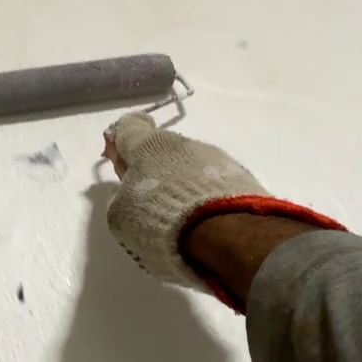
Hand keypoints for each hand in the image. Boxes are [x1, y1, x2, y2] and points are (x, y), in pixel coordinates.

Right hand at [102, 113, 270, 293]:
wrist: (228, 235)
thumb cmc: (159, 217)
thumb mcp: (120, 213)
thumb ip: (120, 195)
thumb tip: (127, 189)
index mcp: (147, 145)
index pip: (129, 126)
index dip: (122, 137)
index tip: (121, 155)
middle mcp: (182, 143)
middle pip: (160, 148)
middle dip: (152, 167)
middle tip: (146, 196)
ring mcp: (215, 158)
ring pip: (188, 165)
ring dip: (179, 182)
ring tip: (180, 216)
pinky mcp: (241, 178)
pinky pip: (211, 182)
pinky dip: (204, 196)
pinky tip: (203, 221)